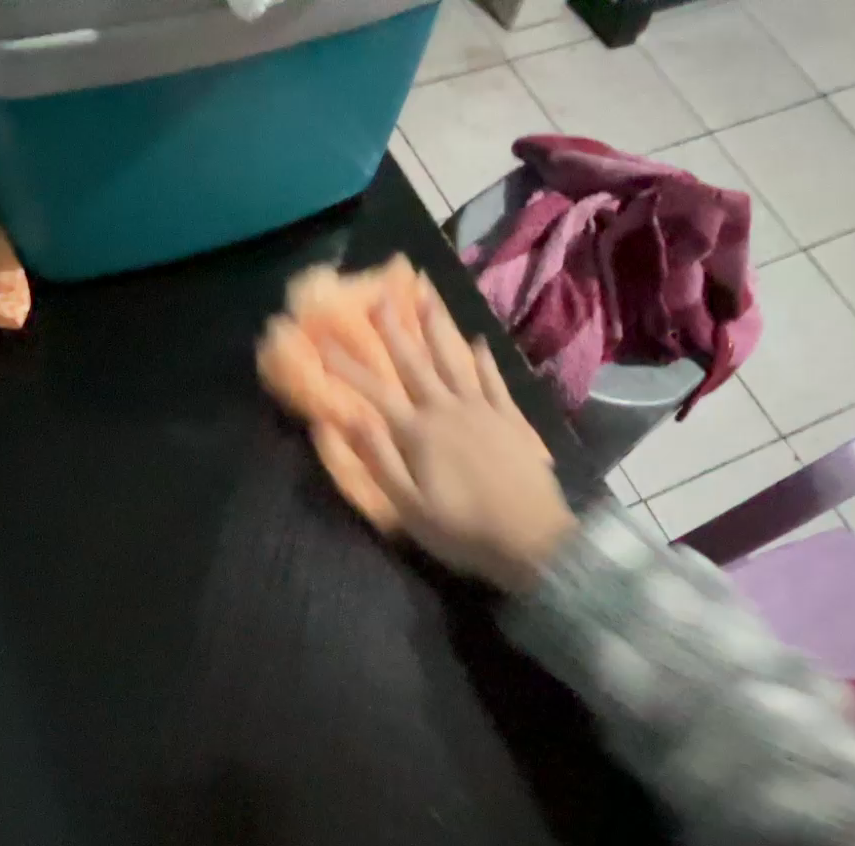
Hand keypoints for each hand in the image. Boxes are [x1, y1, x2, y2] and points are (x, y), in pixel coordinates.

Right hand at [331, 288, 574, 593]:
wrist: (531, 538)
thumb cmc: (461, 529)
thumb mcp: (408, 506)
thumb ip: (379, 459)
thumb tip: (347, 418)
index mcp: (418, 432)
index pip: (374, 392)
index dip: (347, 366)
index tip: (323, 340)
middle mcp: (448, 410)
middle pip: (416, 364)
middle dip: (394, 331)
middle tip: (378, 298)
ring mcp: (483, 410)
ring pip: (455, 361)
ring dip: (438, 329)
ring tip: (427, 298)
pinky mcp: (511, 419)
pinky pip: (493, 380)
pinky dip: (483, 360)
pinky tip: (476, 342)